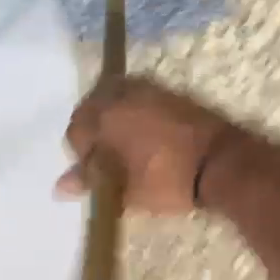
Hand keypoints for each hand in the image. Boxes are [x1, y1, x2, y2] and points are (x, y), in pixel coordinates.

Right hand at [57, 77, 245, 214]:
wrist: (219, 161)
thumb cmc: (165, 178)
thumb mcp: (123, 189)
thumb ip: (91, 181)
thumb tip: (61, 185)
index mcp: (108, 113)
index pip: (77, 125)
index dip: (79, 148)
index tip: (90, 167)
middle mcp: (128, 94)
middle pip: (96, 101)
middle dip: (93, 123)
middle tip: (102, 152)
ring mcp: (154, 90)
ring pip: (120, 93)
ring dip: (114, 113)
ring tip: (121, 144)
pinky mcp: (175, 94)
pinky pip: (142, 95)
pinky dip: (135, 109)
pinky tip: (143, 134)